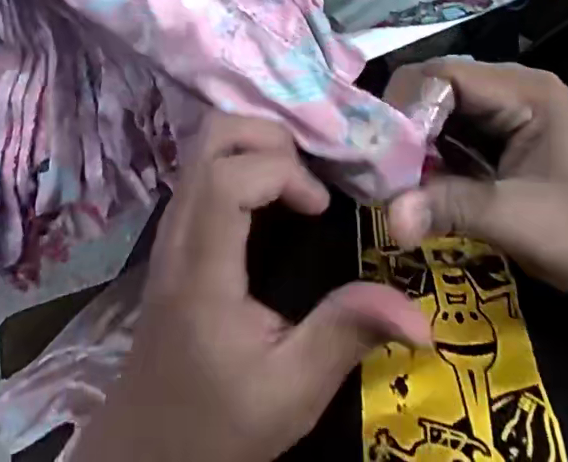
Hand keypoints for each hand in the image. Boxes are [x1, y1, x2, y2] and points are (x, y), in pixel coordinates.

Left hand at [71, 115, 430, 461]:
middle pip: (212, 137)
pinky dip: (246, 159)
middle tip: (310, 182)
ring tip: (300, 186)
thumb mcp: (291, 393)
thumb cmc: (216, 424)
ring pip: (206, 144)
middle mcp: (178, 232)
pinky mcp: (176, 232)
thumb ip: (346, 336)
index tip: (320, 207)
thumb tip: (421, 315)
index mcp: (201, 269)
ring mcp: (171, 227)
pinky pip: (206, 166)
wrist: (146, 449)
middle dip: (271, 138)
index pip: (226, 177)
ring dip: (259, 145)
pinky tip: (277, 197)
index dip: (283, 171)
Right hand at [386, 58, 567, 312]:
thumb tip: (386, 217)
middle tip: (371, 161)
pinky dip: (437, 158)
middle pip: (441, 89)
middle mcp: (516, 91)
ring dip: (417, 142)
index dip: (404, 104)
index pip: (444, 75)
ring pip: (448, 115)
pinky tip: (413, 181)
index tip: (375, 147)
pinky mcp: (513, 144)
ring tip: (382, 172)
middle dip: (405, 123)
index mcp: (524, 90)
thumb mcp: (520, 221)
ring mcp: (515, 117)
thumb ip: (450, 207)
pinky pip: (463, 139)